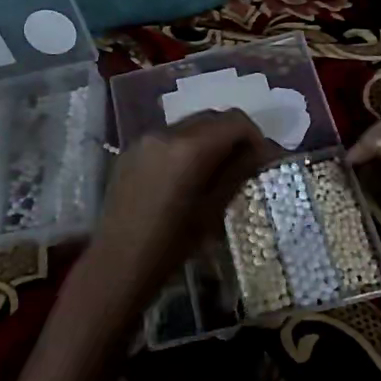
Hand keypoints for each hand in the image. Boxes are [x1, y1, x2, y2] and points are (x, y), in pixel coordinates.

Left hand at [82, 111, 269, 301]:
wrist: (118, 262)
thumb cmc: (171, 245)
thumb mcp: (212, 211)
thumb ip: (237, 173)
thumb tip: (260, 153)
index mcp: (189, 148)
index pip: (233, 121)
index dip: (255, 136)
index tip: (262, 159)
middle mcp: (164, 133)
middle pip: (210, 118)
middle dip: (231, 135)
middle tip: (244, 163)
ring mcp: (143, 140)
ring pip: (187, 126)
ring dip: (207, 139)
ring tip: (216, 170)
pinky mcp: (129, 152)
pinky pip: (166, 139)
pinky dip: (184, 147)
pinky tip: (186, 176)